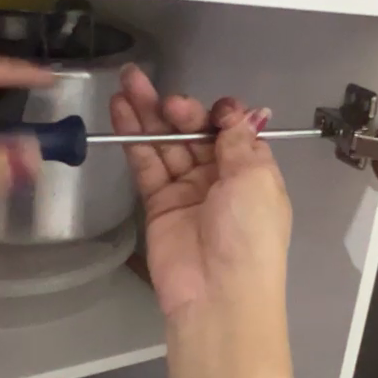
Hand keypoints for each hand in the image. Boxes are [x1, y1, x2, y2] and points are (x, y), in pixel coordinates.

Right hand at [110, 65, 291, 319]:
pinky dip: (134, 138)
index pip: (232, 129)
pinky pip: (147, 164)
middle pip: (195, 132)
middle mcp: (221, 177)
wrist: (219, 294)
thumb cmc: (249, 233)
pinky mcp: (159, 203)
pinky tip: (121, 111)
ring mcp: (189, 190)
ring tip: (127, 82)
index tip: (207, 107)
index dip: (217, 113)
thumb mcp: (256, 179)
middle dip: (176, 108)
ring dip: (148, 113)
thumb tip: (237, 112)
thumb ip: (239, 140)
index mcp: (253, 170)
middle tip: (153, 88)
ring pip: (167, 143)